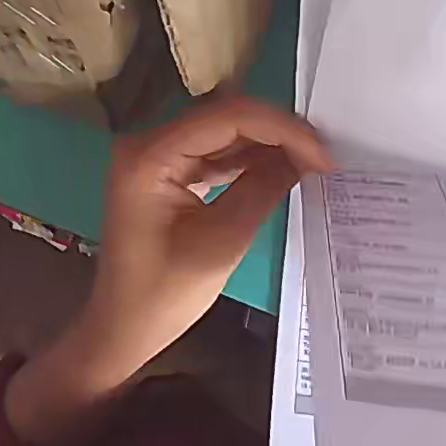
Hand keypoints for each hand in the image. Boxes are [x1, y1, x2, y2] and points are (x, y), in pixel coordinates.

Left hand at [90, 96, 334, 363]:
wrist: (122, 329)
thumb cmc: (163, 295)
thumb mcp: (222, 241)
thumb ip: (263, 188)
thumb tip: (307, 156)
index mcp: (150, 155)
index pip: (227, 117)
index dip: (281, 129)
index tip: (322, 154)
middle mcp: (150, 143)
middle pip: (226, 117)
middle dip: (278, 132)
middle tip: (323, 154)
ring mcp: (158, 155)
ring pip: (225, 131)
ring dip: (268, 143)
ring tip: (312, 160)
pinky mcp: (169, 170)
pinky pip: (216, 151)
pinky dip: (250, 158)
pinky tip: (283, 166)